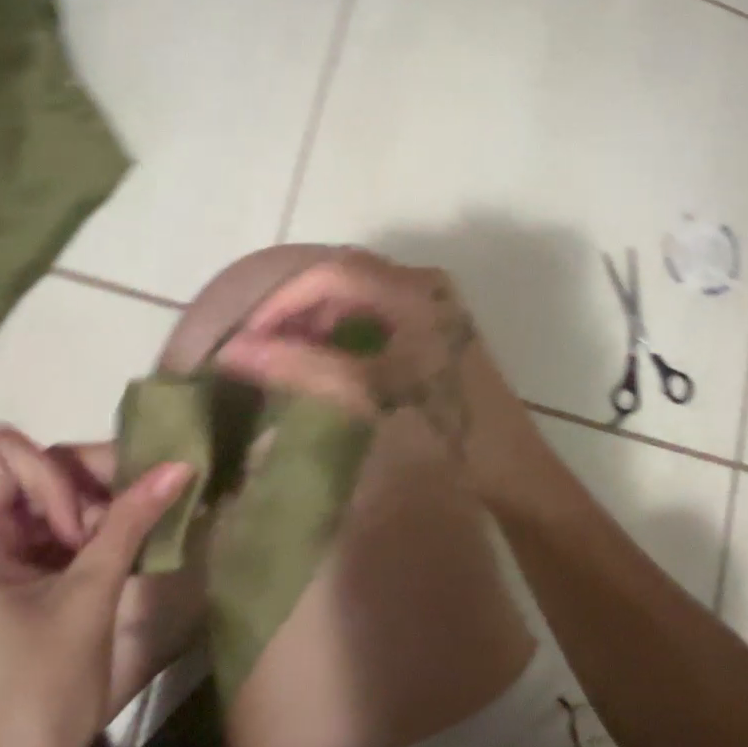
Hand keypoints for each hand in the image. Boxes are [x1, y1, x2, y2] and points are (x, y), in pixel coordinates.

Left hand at [0, 426, 191, 746]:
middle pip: (27, 470)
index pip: (4, 452)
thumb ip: (131, 522)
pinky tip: (120, 554)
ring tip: (127, 544)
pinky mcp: (9, 577)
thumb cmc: (42, 689)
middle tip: (127, 524)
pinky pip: (50, 529)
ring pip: (45, 497)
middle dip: (84, 487)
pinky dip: (89, 533)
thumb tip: (181, 463)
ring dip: (93, 510)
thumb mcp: (89, 597)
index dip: (54, 475)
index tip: (84, 529)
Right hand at [213, 248, 538, 490]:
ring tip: (284, 356)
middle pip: (343, 278)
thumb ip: (303, 368)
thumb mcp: (371, 395)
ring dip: (317, 320)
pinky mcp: (435, 334)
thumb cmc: (446, 429)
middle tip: (260, 346)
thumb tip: (235, 351)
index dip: (281, 302)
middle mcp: (425, 287)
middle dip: (296, 308)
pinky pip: (375, 316)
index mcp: (414, 291)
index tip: (245, 339)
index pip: (330, 275)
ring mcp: (434, 309)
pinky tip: (323, 362)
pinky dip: (341, 333)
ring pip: (358, 297)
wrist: (512, 472)